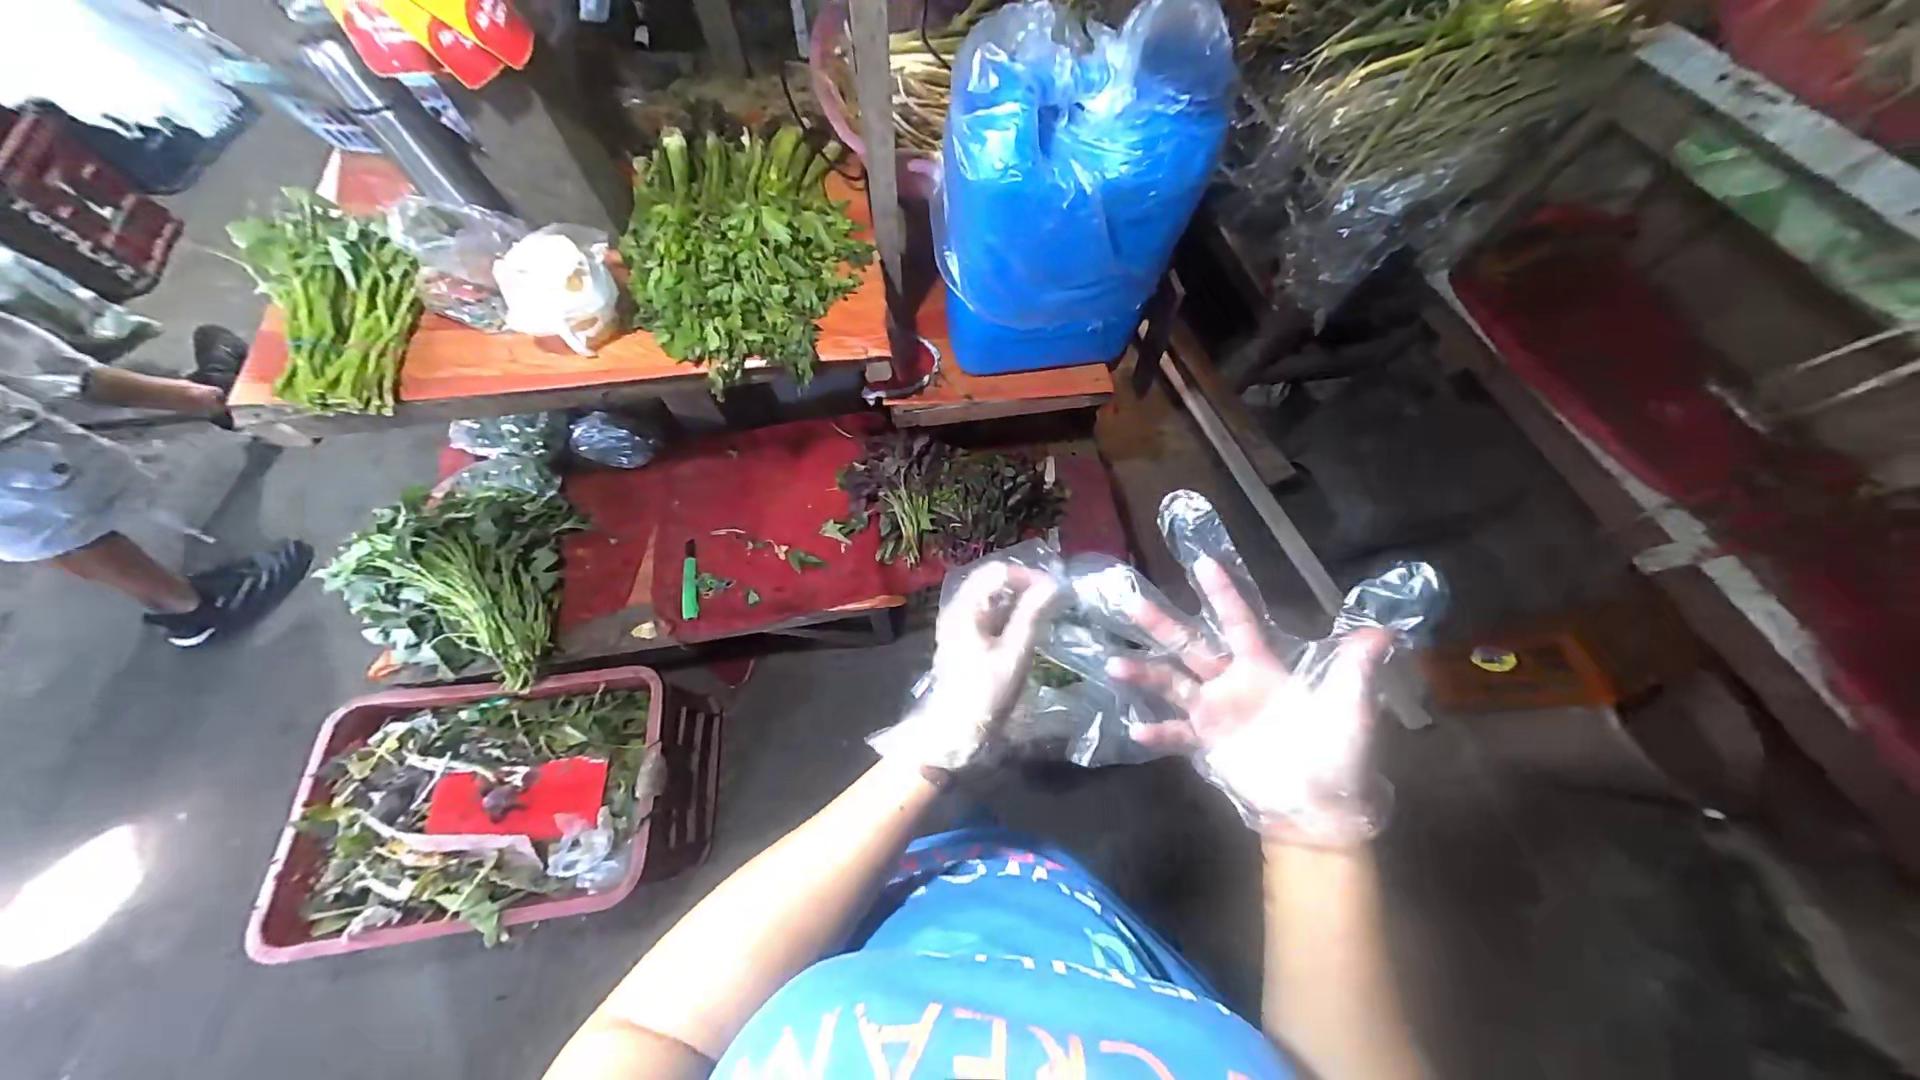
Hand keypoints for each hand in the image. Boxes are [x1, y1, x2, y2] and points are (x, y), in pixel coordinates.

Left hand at [872, 560, 1059, 769]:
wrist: (954, 732)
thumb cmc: (984, 694)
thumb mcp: (1014, 654)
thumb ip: (1033, 615)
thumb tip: (1055, 584)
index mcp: (964, 608)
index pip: (998, 571)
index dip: (1029, 575)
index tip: (1055, 590)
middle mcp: (956, 608)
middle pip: (991, 579)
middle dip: (1023, 582)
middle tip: (1052, 595)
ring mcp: (957, 624)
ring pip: (989, 595)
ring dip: (1016, 596)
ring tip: (1044, 607)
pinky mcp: (962, 639)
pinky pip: (986, 612)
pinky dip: (1007, 611)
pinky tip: (1025, 624)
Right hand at [1108, 557, 1392, 843]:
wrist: (1320, 805)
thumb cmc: (1337, 752)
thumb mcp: (1350, 708)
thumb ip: (1356, 669)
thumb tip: (1384, 630)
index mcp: (1261, 666)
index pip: (1238, 621)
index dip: (1221, 593)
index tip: (1201, 563)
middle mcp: (1231, 681)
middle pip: (1190, 645)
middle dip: (1161, 624)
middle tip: (1131, 602)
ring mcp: (1214, 711)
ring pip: (1172, 683)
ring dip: (1144, 674)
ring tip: (1114, 665)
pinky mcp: (1206, 741)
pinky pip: (1176, 733)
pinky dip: (1157, 731)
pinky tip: (1136, 729)